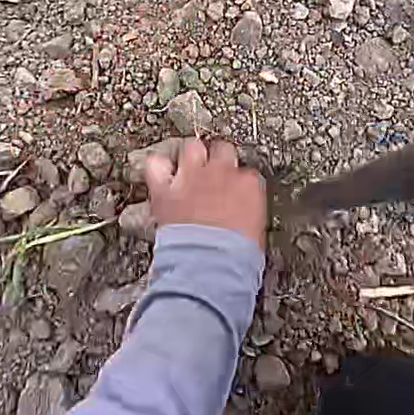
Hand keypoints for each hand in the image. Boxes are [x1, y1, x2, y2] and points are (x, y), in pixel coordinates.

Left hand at [142, 138, 266, 247]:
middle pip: (221, 148)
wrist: (210, 268)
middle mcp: (221, 173)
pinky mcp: (167, 190)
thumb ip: (248, 209)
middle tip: (213, 172)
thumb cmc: (237, 257)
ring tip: (188, 166)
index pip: (246, 170)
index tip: (234, 188)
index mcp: (248, 184)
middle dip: (217, 158)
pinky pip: (157, 164)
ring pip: (192, 146)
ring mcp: (192, 178)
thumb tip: (243, 213)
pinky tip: (161, 171)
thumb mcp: (256, 230)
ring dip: (191, 155)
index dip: (237, 180)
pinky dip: (158, 166)